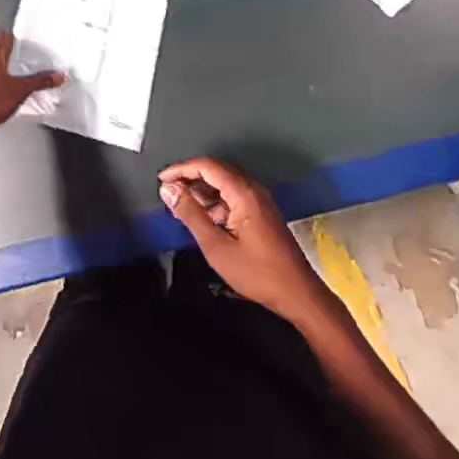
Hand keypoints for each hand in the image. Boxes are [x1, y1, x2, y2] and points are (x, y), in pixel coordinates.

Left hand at [0, 32, 62, 138]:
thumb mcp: (22, 90)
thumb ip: (41, 81)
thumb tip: (56, 76)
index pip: (4, 36)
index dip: (15, 37)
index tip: (23, 40)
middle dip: (9, 51)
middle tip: (22, 55)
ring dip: (1, 65)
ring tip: (14, 72)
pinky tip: (2, 88)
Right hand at [158, 157, 336, 327]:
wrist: (296, 291)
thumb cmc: (256, 272)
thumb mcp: (216, 246)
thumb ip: (191, 215)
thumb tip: (169, 190)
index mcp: (244, 193)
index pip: (208, 166)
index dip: (182, 168)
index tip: (162, 179)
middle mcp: (253, 190)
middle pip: (217, 171)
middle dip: (190, 177)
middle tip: (168, 192)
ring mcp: (259, 201)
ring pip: (225, 184)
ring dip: (202, 191)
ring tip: (179, 206)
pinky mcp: (261, 212)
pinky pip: (233, 197)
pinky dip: (215, 202)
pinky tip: (202, 218)